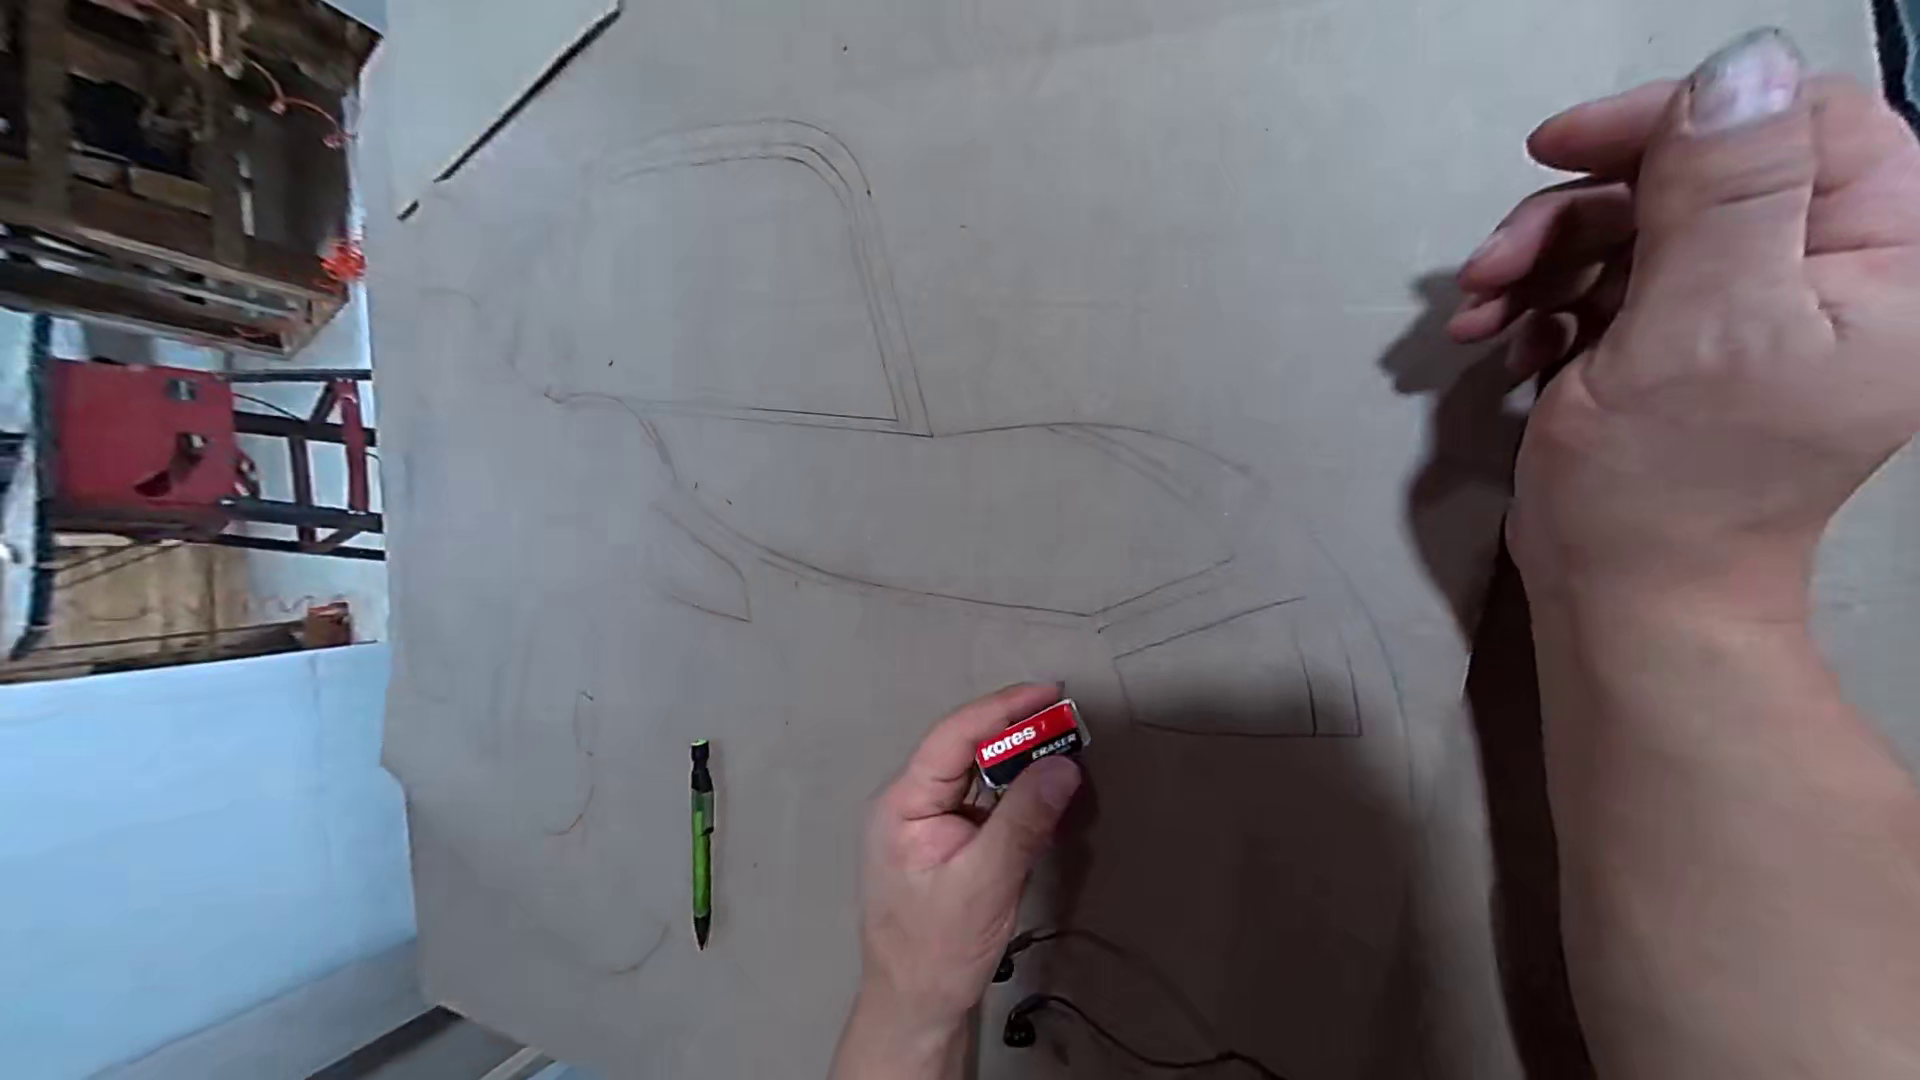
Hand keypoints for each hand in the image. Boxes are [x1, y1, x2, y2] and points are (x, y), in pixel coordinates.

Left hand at [831, 684, 1082, 1077]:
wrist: (916, 1009)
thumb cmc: (938, 949)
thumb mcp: (985, 883)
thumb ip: (1024, 820)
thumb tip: (1065, 765)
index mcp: (904, 800)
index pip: (954, 736)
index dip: (1001, 709)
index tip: (1047, 693)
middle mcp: (913, 798)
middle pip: (965, 747)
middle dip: (1014, 728)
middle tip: (1063, 716)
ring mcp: (930, 816)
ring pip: (977, 770)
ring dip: (1018, 756)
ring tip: (1060, 740)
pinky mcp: (949, 834)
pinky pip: (985, 797)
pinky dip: (1016, 788)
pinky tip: (1043, 781)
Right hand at [1451, 29, 1919, 617]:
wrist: (1624, 584)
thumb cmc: (1664, 474)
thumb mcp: (1695, 332)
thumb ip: (1725, 197)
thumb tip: (1731, 67)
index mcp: (1872, 252)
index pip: (1786, 125)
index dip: (1667, 119)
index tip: (1549, 149)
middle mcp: (1808, 272)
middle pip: (1682, 188)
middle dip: (1566, 223)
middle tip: (1483, 273)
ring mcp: (1723, 316)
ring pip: (1625, 244)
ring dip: (1535, 273)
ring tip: (1475, 322)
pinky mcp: (1655, 353)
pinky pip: (1598, 300)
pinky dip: (1541, 316)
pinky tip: (1508, 350)